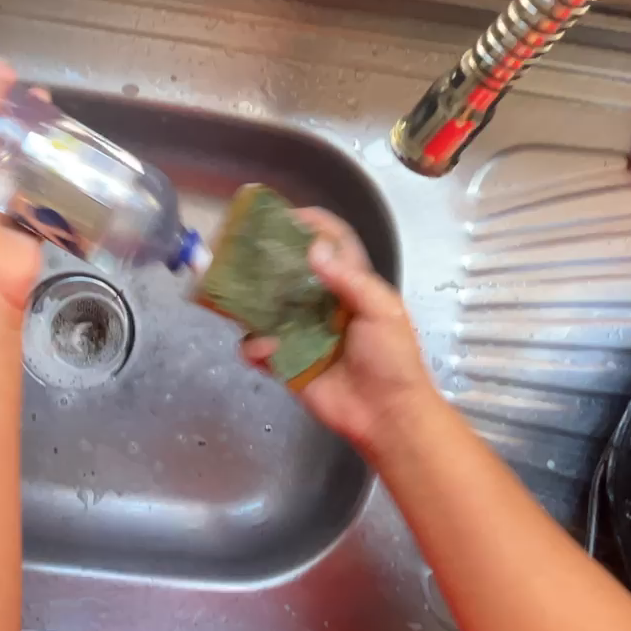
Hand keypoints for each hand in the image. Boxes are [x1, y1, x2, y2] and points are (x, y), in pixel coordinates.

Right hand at [242, 208, 439, 455]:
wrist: (386, 414)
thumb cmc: (393, 360)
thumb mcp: (383, 311)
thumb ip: (350, 279)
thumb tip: (314, 251)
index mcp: (350, 288)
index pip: (331, 247)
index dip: (313, 227)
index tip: (288, 215)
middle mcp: (321, 306)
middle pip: (289, 274)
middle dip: (267, 262)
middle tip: (243, 251)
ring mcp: (301, 334)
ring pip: (266, 309)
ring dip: (251, 305)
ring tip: (237, 298)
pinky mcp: (286, 363)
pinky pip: (258, 349)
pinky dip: (254, 347)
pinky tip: (262, 349)